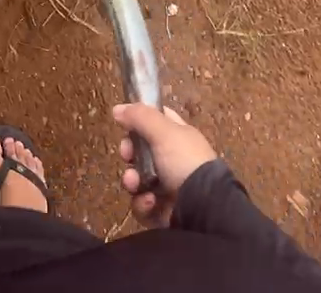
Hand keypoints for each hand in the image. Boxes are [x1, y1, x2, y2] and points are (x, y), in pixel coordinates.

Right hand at [113, 103, 218, 227]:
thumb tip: (117, 109)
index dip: (140, 120)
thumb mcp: (163, 131)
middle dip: (129, 152)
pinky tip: (150, 201)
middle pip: (141, 150)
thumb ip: (140, 116)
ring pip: (137, 178)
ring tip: (134, 182)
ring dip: (132, 179)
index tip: (126, 123)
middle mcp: (173, 161)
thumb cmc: (185, 162)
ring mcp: (167, 188)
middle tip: (127, 155)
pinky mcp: (161, 211)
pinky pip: (142, 203)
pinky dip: (143, 203)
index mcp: (180, 138)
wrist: (203, 209)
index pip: (157, 121)